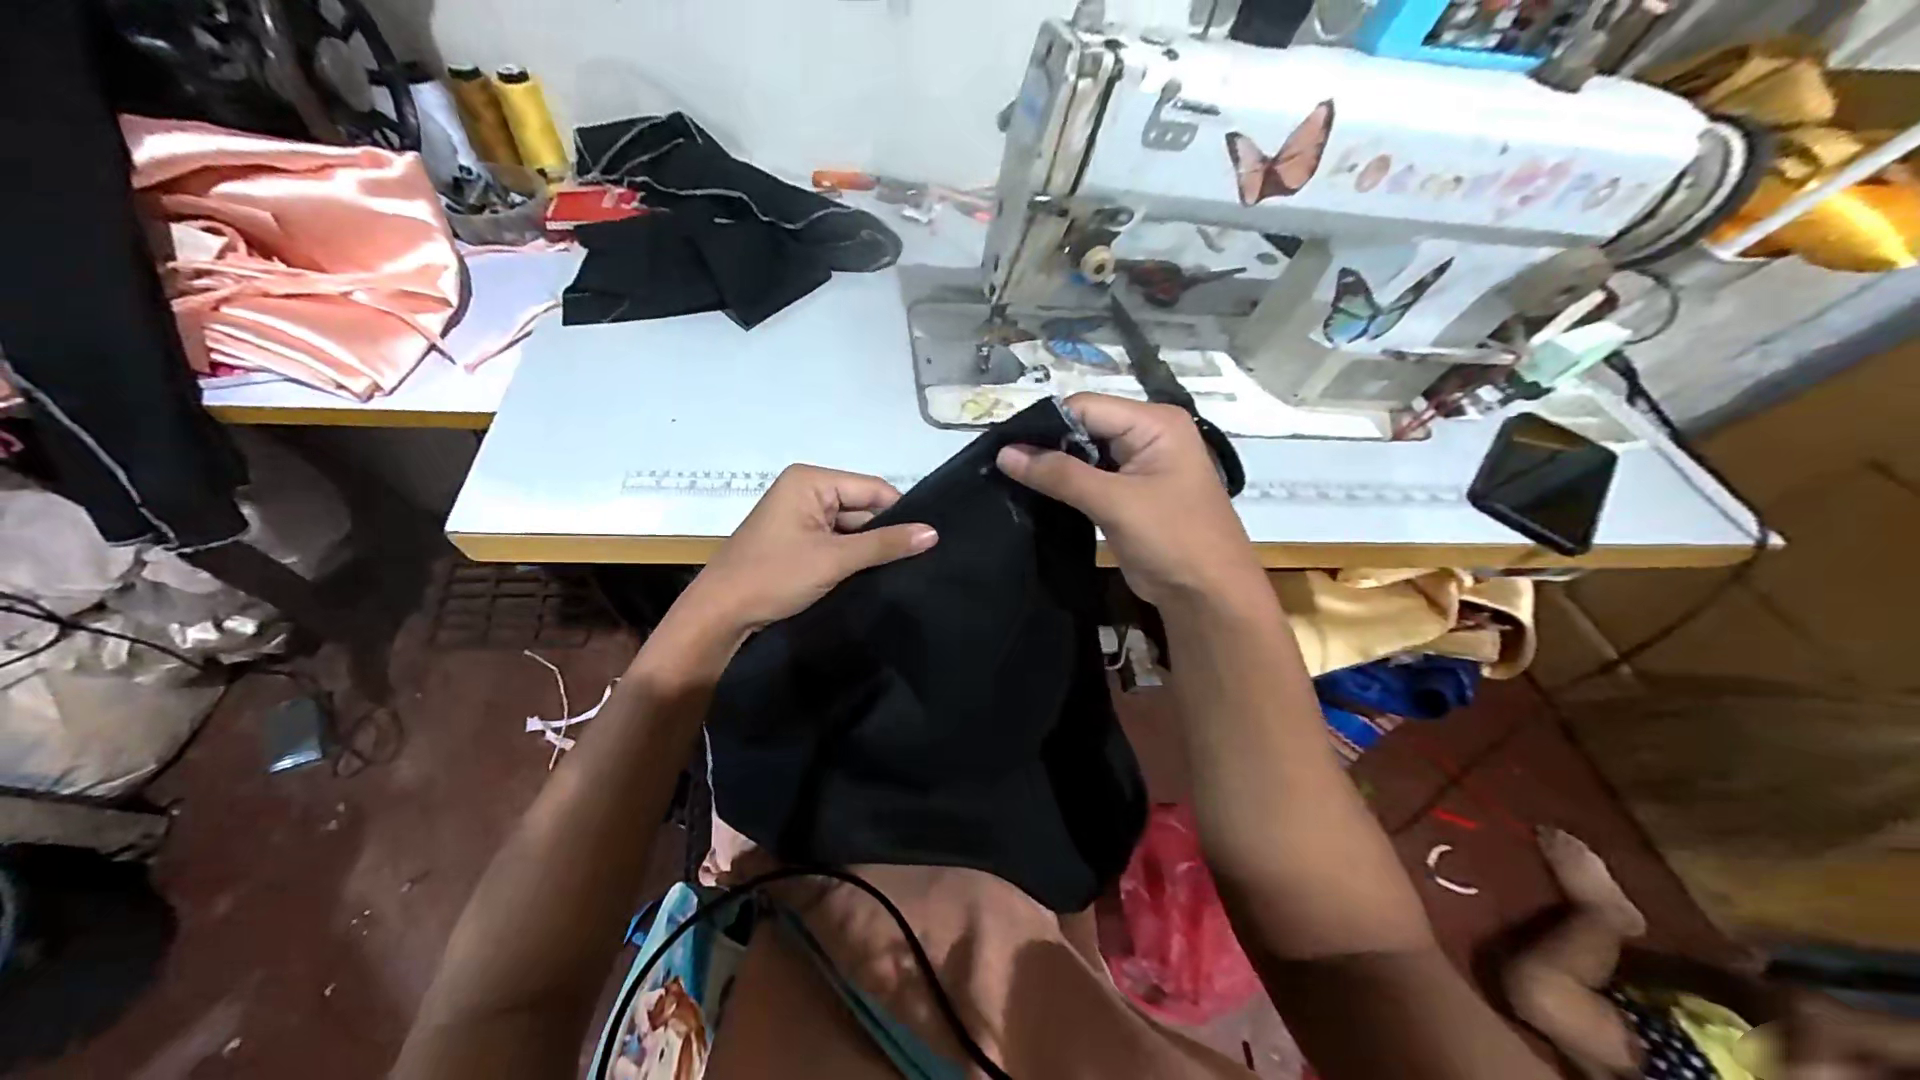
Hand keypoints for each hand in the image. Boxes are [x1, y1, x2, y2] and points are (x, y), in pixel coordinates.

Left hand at [675, 464, 937, 638]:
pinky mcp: (798, 540)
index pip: (872, 489)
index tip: (928, 542)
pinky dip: (851, 558)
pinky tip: (871, 575)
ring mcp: (800, 516)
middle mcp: (805, 490)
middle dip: (883, 534)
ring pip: (851, 528)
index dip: (900, 514)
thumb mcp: (835, 559)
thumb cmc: (774, 577)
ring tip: (900, 571)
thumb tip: (934, 533)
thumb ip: (885, 544)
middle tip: (918, 561)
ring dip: (868, 550)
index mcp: (810, 480)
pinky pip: (836, 541)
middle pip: (863, 507)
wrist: (720, 614)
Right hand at [996, 393, 1261, 609]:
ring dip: (1055, 467)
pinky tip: (1038, 494)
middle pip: (1085, 427)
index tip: (1004, 447)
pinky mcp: (1132, 492)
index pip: (1086, 407)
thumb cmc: (1172, 539)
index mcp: (1155, 423)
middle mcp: (1149, 434)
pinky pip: (1093, 477)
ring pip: (1086, 454)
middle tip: (1003, 464)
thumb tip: (1004, 453)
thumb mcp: (1114, 502)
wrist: (1209, 595)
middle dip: (1047, 445)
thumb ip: (1059, 474)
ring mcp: (1141, 464)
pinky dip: (1067, 485)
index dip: (1045, 425)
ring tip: (1012, 478)